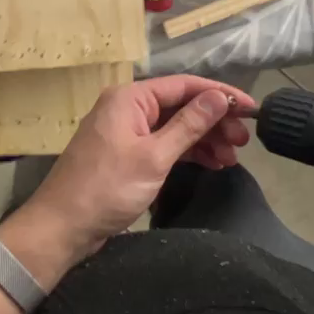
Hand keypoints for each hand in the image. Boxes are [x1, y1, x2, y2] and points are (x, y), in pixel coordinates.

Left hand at [10, 75, 254, 265]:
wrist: (62, 228)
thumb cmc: (106, 189)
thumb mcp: (154, 157)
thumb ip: (189, 125)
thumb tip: (220, 97)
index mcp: (130, 98)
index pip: (185, 86)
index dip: (221, 95)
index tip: (251, 109)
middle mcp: (128, 108)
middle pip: (181, 106)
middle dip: (214, 121)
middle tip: (243, 141)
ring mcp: (126, 132)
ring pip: (174, 127)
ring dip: (204, 140)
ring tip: (232, 158)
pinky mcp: (127, 155)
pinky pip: (164, 145)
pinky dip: (187, 153)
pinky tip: (212, 164)